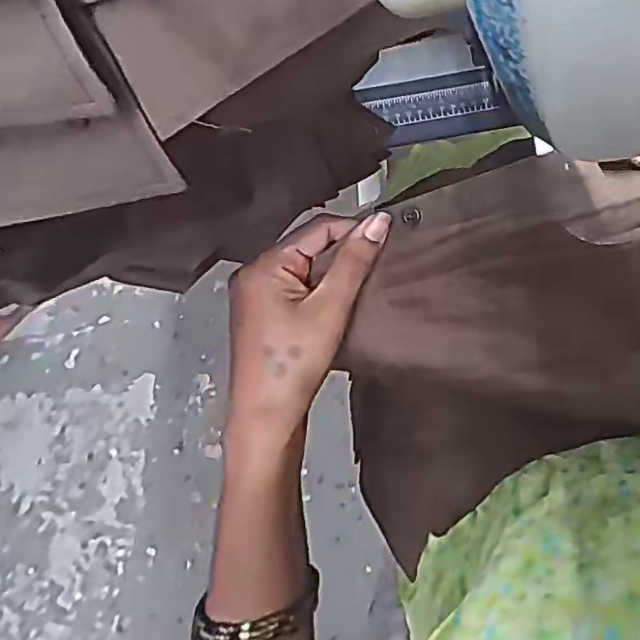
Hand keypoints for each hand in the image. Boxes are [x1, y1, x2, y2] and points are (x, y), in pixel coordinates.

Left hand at [226, 212, 390, 454]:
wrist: (266, 416)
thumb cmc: (289, 367)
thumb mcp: (330, 307)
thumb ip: (354, 261)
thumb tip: (376, 224)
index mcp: (264, 266)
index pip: (318, 227)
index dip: (353, 229)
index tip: (384, 235)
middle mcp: (255, 274)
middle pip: (311, 245)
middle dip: (345, 252)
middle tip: (375, 265)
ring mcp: (258, 295)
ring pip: (307, 267)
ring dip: (335, 273)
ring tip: (358, 288)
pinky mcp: (265, 313)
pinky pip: (299, 286)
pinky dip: (322, 290)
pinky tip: (338, 305)